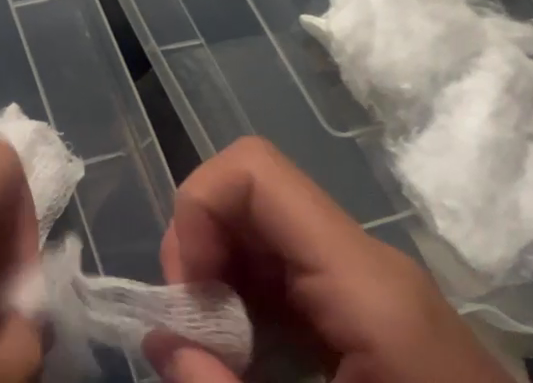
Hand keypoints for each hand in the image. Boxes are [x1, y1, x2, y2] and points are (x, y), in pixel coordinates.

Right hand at [148, 138, 508, 382]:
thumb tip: (162, 341)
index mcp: (366, 283)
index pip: (254, 171)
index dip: (197, 210)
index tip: (188, 292)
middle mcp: (367, 264)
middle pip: (249, 198)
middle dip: (198, 252)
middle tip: (194, 333)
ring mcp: (370, 285)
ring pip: (259, 232)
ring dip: (217, 281)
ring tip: (219, 355)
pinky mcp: (368, 312)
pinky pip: (284, 271)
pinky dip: (245, 303)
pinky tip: (250, 361)